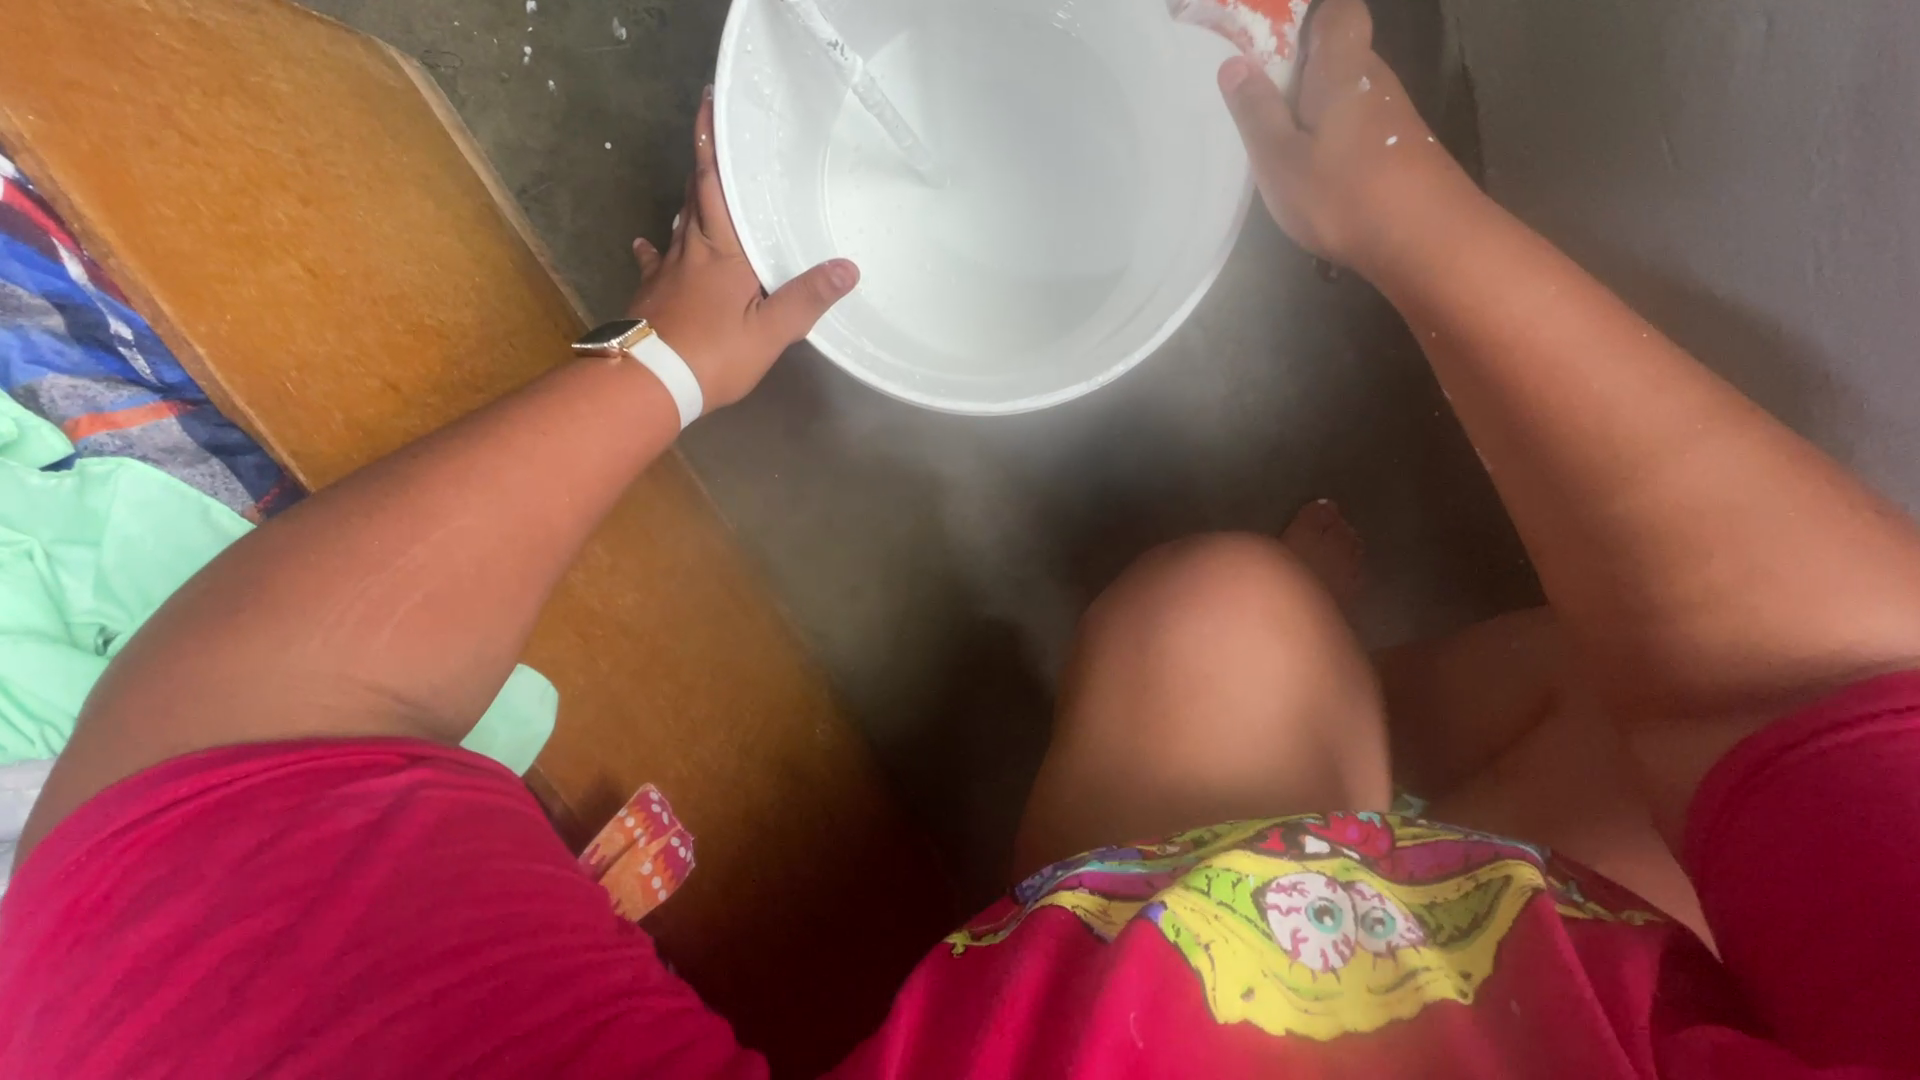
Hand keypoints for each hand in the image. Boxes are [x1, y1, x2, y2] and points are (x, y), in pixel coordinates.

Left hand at [625, 89, 859, 408]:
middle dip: (703, 161)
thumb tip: (848, 267)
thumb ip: (806, 299)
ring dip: (689, 200)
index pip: (716, 184)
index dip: (714, 143)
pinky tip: (648, 244)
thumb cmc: (713, 354)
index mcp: (724, 252)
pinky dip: (656, 248)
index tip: (711, 103)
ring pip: (679, 223)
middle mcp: (691, 249)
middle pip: (695, 194)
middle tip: (711, 135)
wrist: (649, 382)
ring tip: (699, 186)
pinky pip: (656, 260)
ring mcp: (667, 270)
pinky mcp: (651, 292)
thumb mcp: (770, 332)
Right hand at [1216, 0, 1473, 269]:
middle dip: (1301, 74)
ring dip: (1314, 114)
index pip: (1339, 12)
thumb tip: (1234, 63)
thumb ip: (1257, 112)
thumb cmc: (1342, 193)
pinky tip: (1315, 179)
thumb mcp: (1280, 159)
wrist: (1422, 241)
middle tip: (1258, 107)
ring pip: (1347, 97)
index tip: (1274, 50)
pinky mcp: (1400, 152)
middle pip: (1339, 57)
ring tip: (1279, 149)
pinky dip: (1333, 143)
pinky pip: (1357, 130)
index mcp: (1344, 69)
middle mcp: (1376, 82)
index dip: (1309, 20)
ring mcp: (1393, 118)